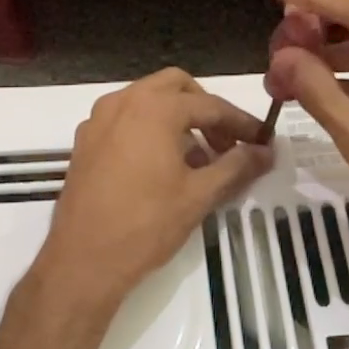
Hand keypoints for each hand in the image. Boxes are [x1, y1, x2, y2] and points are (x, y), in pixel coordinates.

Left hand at [34, 68, 271, 304]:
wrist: (83, 260)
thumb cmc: (146, 225)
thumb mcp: (199, 195)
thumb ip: (236, 166)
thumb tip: (264, 152)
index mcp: (154, 108)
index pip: (210, 105)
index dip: (241, 123)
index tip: (261, 141)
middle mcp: (122, 102)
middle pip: (175, 88)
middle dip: (206, 110)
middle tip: (227, 144)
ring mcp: (98, 121)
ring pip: (147, 102)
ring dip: (177, 119)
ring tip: (197, 160)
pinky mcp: (84, 143)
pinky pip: (125, 121)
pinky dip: (149, 131)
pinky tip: (162, 168)